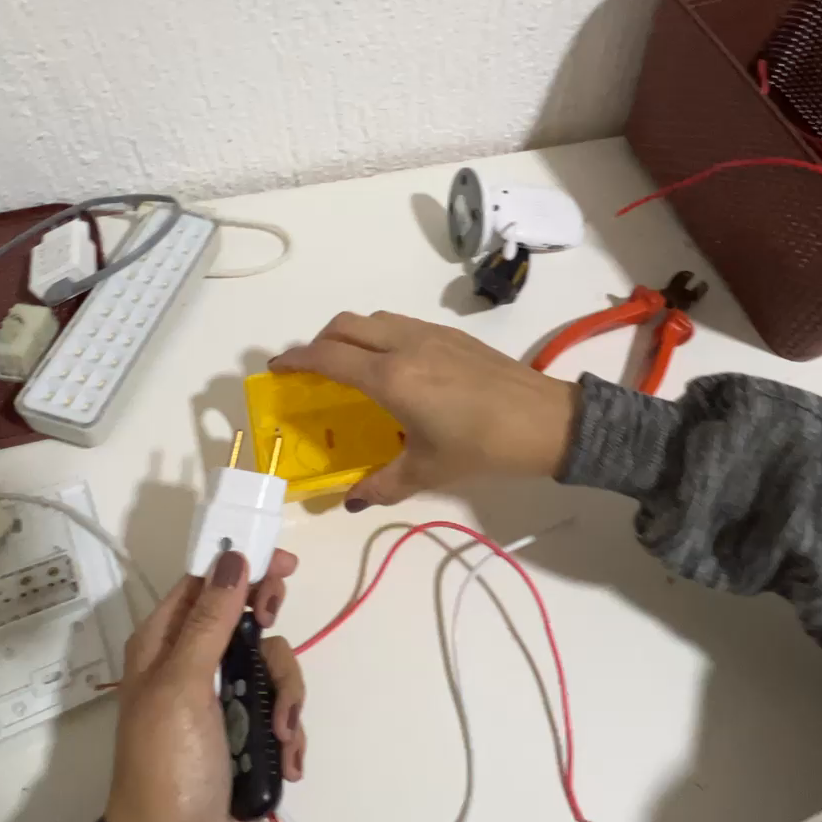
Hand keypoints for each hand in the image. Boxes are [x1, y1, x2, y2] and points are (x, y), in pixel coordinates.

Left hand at [104, 549, 305, 821]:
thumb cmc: (168, 766)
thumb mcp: (183, 686)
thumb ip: (210, 619)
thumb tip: (233, 555)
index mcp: (166, 644)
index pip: (207, 582)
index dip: (243, 566)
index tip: (281, 564)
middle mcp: (195, 662)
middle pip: (246, 615)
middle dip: (268, 626)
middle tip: (271, 628)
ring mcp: (225, 697)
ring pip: (273, 661)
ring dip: (285, 694)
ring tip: (279, 732)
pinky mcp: (250, 728)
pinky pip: (283, 704)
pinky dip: (290, 727)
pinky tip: (285, 756)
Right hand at [269, 311, 577, 508]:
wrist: (544, 420)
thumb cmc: (482, 447)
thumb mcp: (427, 472)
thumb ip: (381, 485)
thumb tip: (351, 502)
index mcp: (391, 377)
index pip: (329, 357)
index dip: (296, 360)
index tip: (277, 369)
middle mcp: (405, 344)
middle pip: (346, 325)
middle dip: (320, 342)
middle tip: (310, 369)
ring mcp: (431, 334)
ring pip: (375, 319)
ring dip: (351, 334)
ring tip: (349, 365)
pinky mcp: (453, 334)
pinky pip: (401, 324)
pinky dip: (380, 334)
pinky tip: (393, 365)